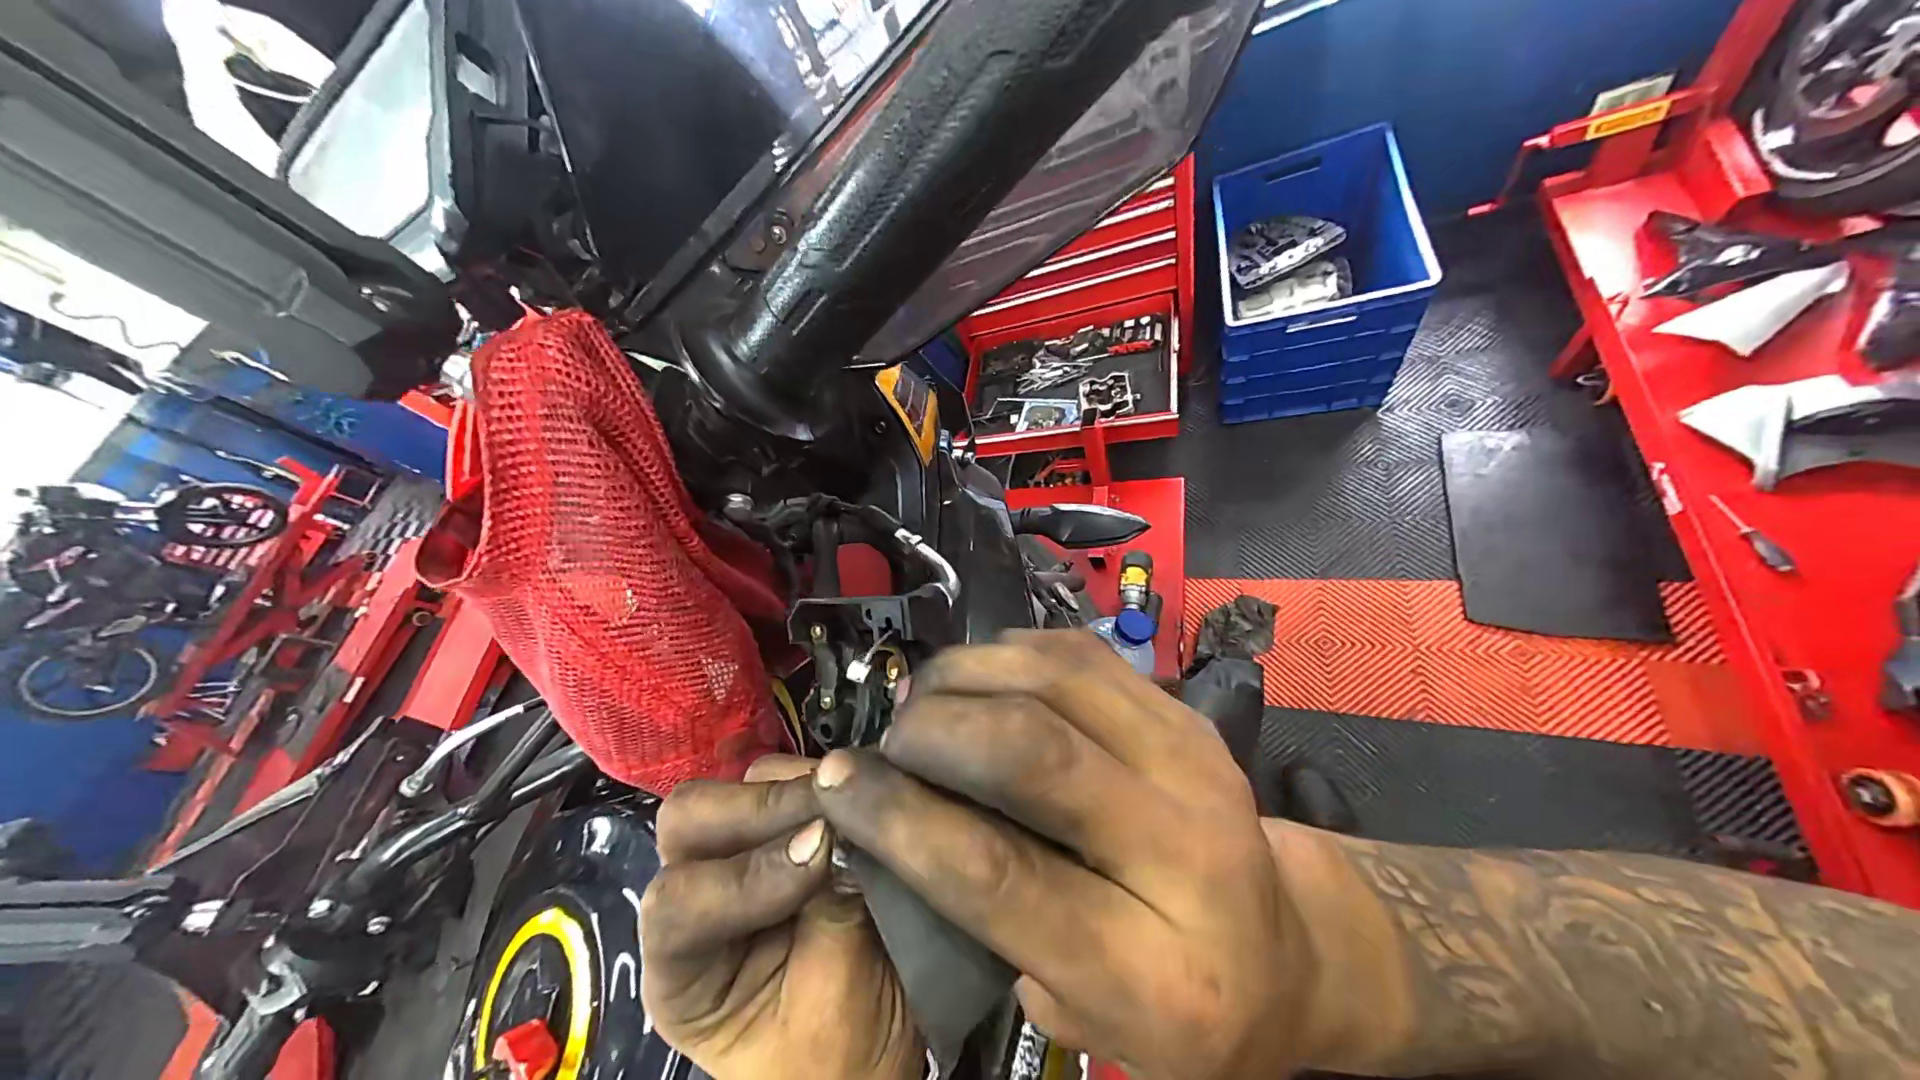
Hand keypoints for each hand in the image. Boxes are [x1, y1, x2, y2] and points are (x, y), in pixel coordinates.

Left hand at [639, 757, 923, 1079]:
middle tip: (833, 809)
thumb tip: (842, 833)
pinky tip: (861, 790)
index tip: (820, 852)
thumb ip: (830, 918)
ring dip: (797, 786)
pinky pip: (792, 779)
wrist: (880, 1051)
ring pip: (742, 784)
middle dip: (761, 808)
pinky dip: (824, 779)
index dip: (746, 875)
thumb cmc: (843, 1054)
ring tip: (854, 795)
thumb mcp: (832, 1006)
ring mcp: (746, 851)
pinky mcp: (789, 826)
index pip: (678, 904)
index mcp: (683, 968)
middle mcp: (701, 894)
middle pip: (692, 820)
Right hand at [813, 631, 1315, 1079]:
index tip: (840, 782)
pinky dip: (1010, 655)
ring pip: (1053, 678)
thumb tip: (898, 811)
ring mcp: (1193, 762)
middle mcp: (1183, 849)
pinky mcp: (1187, 713)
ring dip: (965, 677)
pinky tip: (980, 681)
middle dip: (932, 730)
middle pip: (1031, 750)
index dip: (898, 817)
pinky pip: (1080, 654)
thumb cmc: (1172, 1002)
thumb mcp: (1076, 1011)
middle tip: (890, 741)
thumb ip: (986, 922)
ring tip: (924, 703)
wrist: (1286, 947)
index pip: (996, 871)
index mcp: (1150, 967)